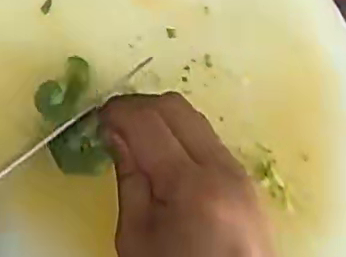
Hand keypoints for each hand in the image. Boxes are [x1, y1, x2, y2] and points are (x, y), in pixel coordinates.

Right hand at [102, 93, 272, 256]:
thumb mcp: (137, 238)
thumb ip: (127, 178)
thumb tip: (115, 133)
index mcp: (192, 188)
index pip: (146, 120)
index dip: (116, 111)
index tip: (98, 119)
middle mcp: (222, 170)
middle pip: (173, 106)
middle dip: (138, 107)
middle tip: (115, 126)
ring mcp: (240, 174)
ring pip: (193, 116)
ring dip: (161, 117)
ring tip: (138, 140)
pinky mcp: (247, 182)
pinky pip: (207, 137)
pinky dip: (181, 134)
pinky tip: (164, 156)